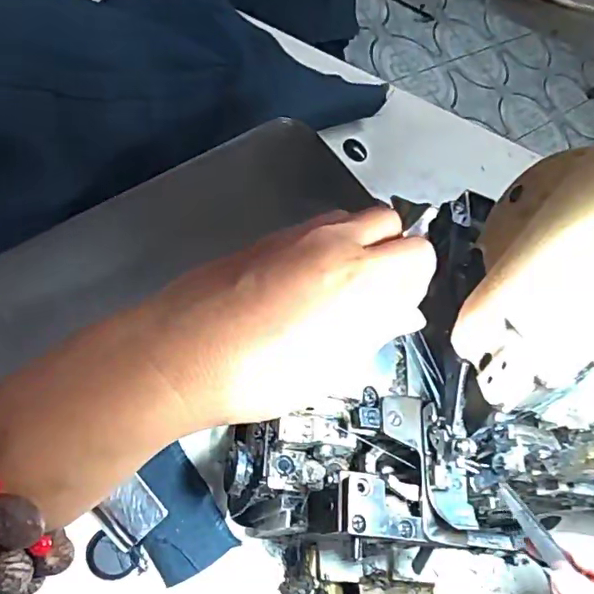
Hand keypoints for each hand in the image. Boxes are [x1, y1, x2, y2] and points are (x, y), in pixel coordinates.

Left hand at [133, 206, 436, 429]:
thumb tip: (399, 319)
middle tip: (381, 294)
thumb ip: (372, 334)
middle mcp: (326, 242)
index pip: (417, 254)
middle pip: (388, 221)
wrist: (176, 357)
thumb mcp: (327, 370)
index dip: (417, 281)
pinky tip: (308, 291)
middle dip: (393, 254)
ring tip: (344, 294)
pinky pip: (314, 231)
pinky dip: (327, 250)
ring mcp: (293, 236)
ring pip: (350, 220)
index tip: (405, 305)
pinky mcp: (265, 240)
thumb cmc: (245, 373)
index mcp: (353, 276)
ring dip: (360, 247)